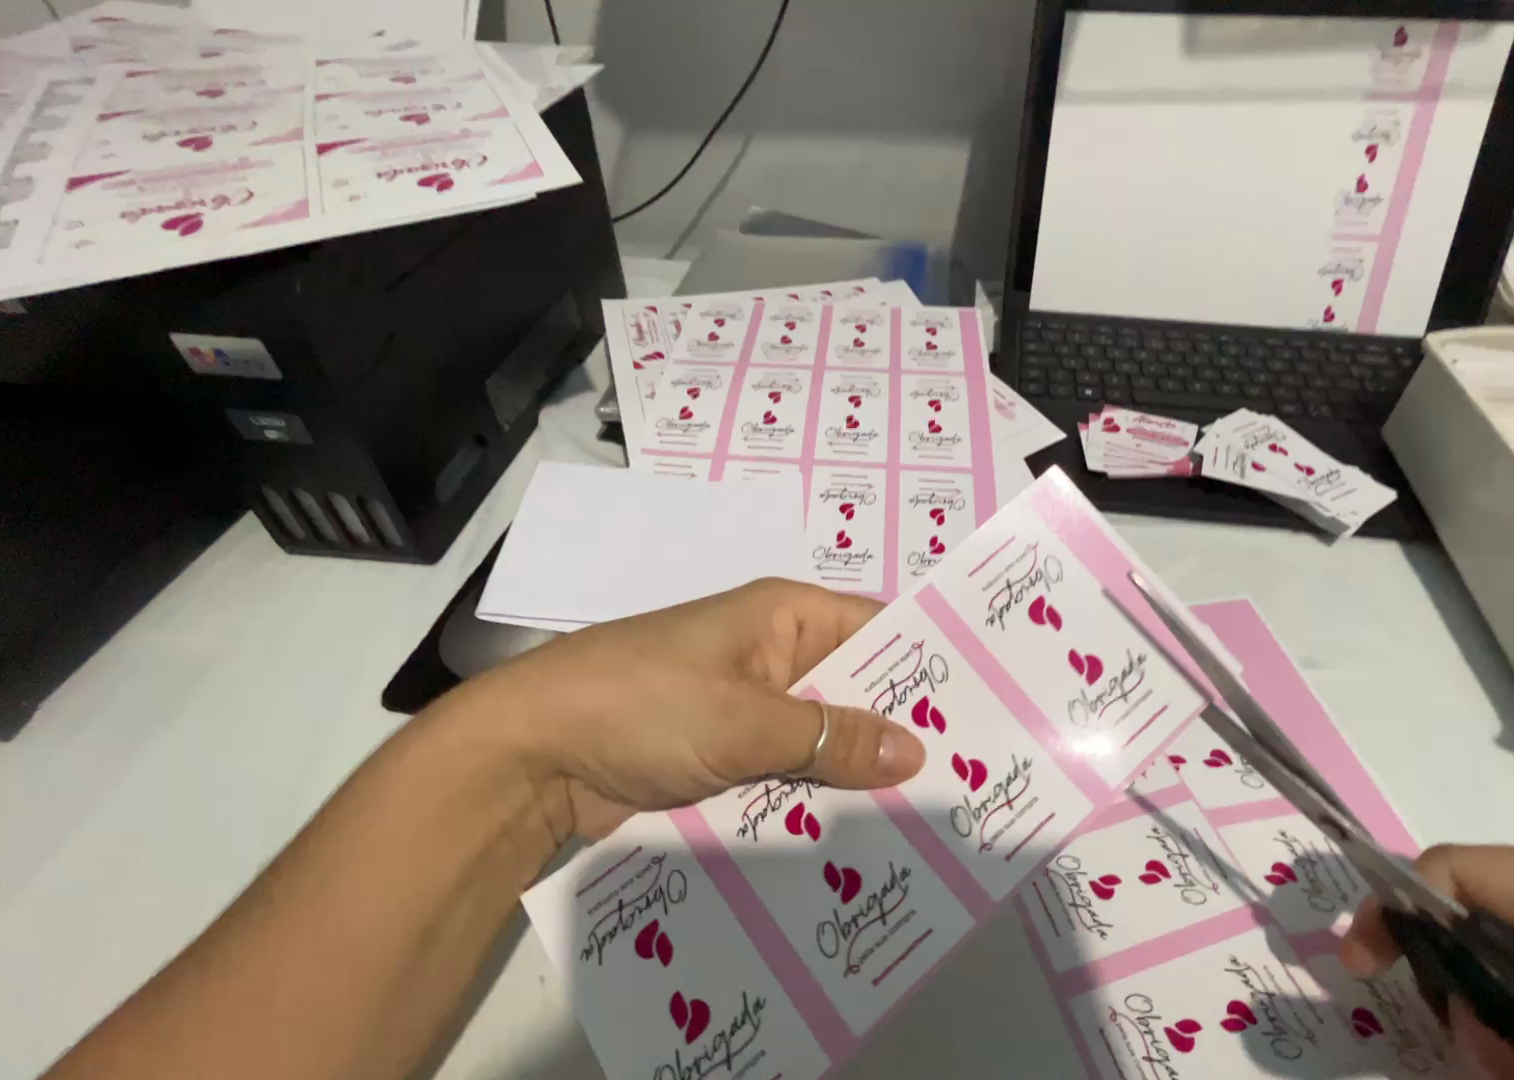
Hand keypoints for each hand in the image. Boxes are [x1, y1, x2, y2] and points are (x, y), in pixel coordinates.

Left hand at [439, 579, 927, 844]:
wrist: (532, 755)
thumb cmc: (646, 704)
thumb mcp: (746, 720)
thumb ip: (832, 737)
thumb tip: (917, 752)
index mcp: (783, 617)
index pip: (876, 628)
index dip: (925, 663)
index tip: (982, 707)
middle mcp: (773, 657)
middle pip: (852, 689)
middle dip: (897, 731)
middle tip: (968, 778)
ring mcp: (746, 710)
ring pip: (821, 739)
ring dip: (855, 775)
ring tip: (927, 819)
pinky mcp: (723, 756)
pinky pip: (785, 774)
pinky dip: (812, 799)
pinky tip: (857, 840)